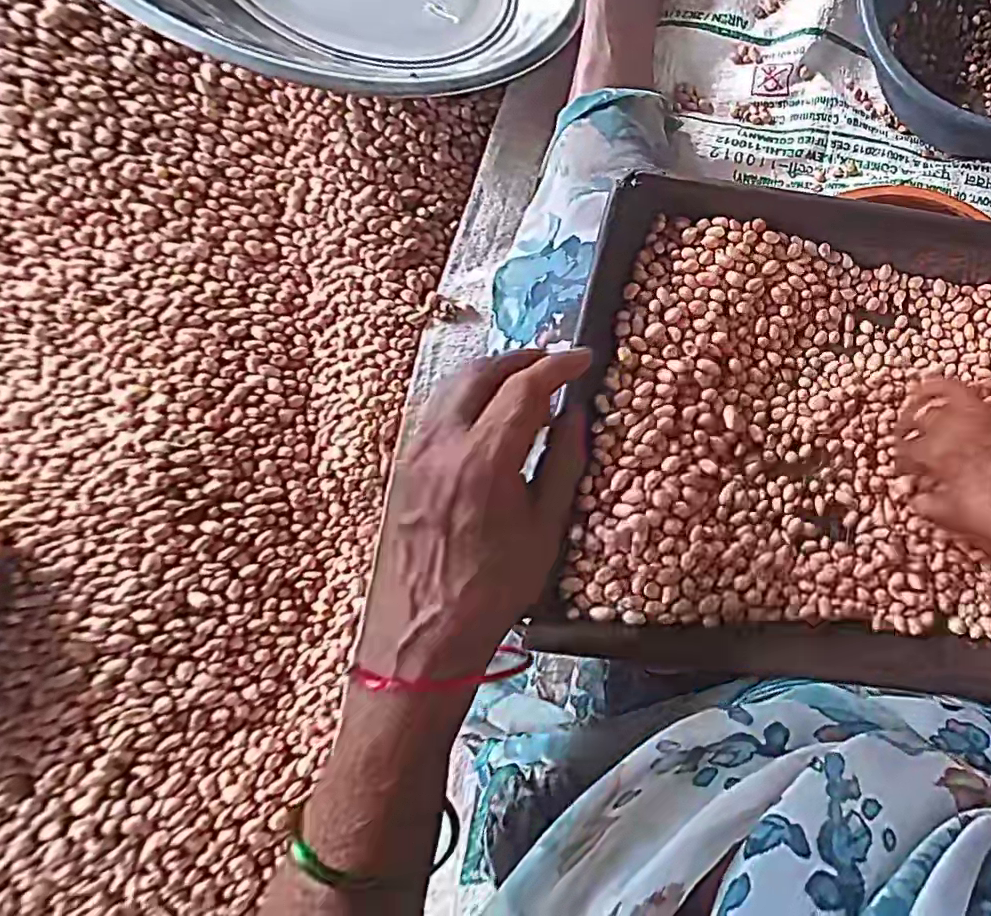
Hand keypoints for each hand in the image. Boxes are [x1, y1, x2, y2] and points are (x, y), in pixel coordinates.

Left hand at [354, 348, 591, 680]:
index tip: (584, 357)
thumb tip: (574, 413)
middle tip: (556, 362)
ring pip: (453, 385)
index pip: (524, 388)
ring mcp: (416, 453)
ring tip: (528, 380)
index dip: (559, 365)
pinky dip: (471, 394)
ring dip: (495, 371)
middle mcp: (443, 445)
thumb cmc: (497, 585)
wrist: (425, 633)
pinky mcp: (405, 465)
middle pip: (482, 372)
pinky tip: (492, 411)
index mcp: (484, 462)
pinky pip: (439, 409)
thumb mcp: (546, 525)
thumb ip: (563, 461)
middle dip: (523, 357)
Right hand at [892, 374, 990, 587]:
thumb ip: (932, 505)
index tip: (901, 470)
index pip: (908, 449)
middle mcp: (962, 429)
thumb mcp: (959, 520)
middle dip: (908, 426)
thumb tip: (918, 498)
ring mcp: (990, 419)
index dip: (900, 459)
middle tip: (904, 439)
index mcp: (943, 455)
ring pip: (952, 389)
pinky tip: (981, 388)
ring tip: (922, 397)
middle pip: (923, 417)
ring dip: (932, 392)